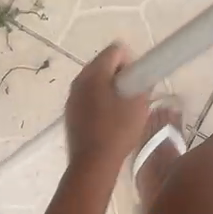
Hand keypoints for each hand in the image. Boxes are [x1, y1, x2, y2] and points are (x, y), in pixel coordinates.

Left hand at [64, 44, 150, 172]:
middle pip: (103, 63)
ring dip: (109, 87)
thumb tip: (142, 76)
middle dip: (120, 74)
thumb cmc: (118, 131)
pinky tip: (108, 119)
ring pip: (95, 80)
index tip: (138, 80)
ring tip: (121, 109)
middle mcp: (80, 78)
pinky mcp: (69, 111)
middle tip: (132, 94)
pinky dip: (98, 100)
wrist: (93, 163)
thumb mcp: (139, 105)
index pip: (115, 50)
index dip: (131, 61)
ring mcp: (72, 95)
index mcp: (95, 72)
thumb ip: (143, 83)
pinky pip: (87, 95)